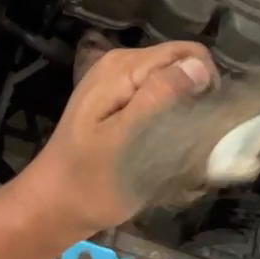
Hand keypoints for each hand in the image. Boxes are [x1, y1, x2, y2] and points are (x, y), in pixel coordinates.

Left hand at [11, 41, 216, 238]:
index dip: (205, 84)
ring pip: (173, 82)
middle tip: (190, 140)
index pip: (188, 54)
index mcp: (123, 67)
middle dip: (195, 98)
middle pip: (181, 65)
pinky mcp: (119, 100)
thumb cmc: (90, 180)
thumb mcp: (126, 141)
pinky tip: (162, 144)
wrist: (54, 204)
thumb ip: (158, 99)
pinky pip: (158, 96)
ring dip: (184, 110)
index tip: (201, 124)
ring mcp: (118, 81)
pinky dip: (168, 117)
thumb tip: (197, 66)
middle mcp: (121, 64)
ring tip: (178, 146)